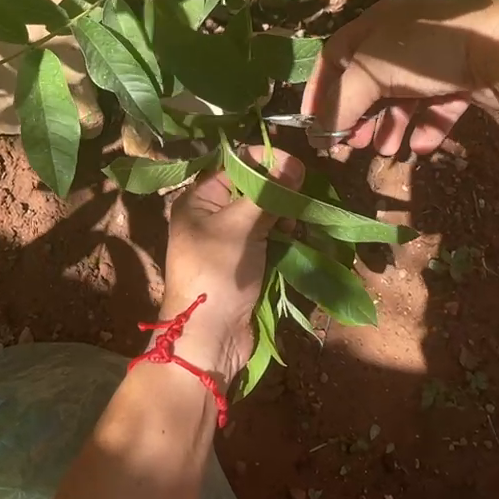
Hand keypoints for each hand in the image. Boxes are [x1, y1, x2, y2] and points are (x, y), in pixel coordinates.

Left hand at [158, 148, 304, 379]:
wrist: (210, 337)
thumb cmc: (217, 273)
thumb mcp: (239, 226)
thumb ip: (268, 194)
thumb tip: (295, 164)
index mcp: (199, 199)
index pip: (235, 165)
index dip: (265, 162)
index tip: (296, 166)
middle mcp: (212, 215)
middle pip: (253, 189)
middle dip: (279, 192)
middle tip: (300, 199)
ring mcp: (230, 240)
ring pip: (266, 214)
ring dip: (285, 216)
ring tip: (297, 226)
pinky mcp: (247, 261)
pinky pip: (270, 237)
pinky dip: (285, 235)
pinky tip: (299, 238)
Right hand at [301, 0, 498, 156]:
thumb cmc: (425, 52)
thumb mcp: (371, 71)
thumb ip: (341, 102)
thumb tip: (322, 133)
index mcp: (374, 24)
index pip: (333, 58)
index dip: (319, 92)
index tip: (312, 126)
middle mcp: (402, 37)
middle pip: (368, 82)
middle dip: (357, 117)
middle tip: (351, 147)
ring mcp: (434, 59)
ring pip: (402, 98)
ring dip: (389, 127)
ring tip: (386, 151)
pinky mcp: (463, 78)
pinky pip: (437, 106)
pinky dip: (426, 127)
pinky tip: (423, 147)